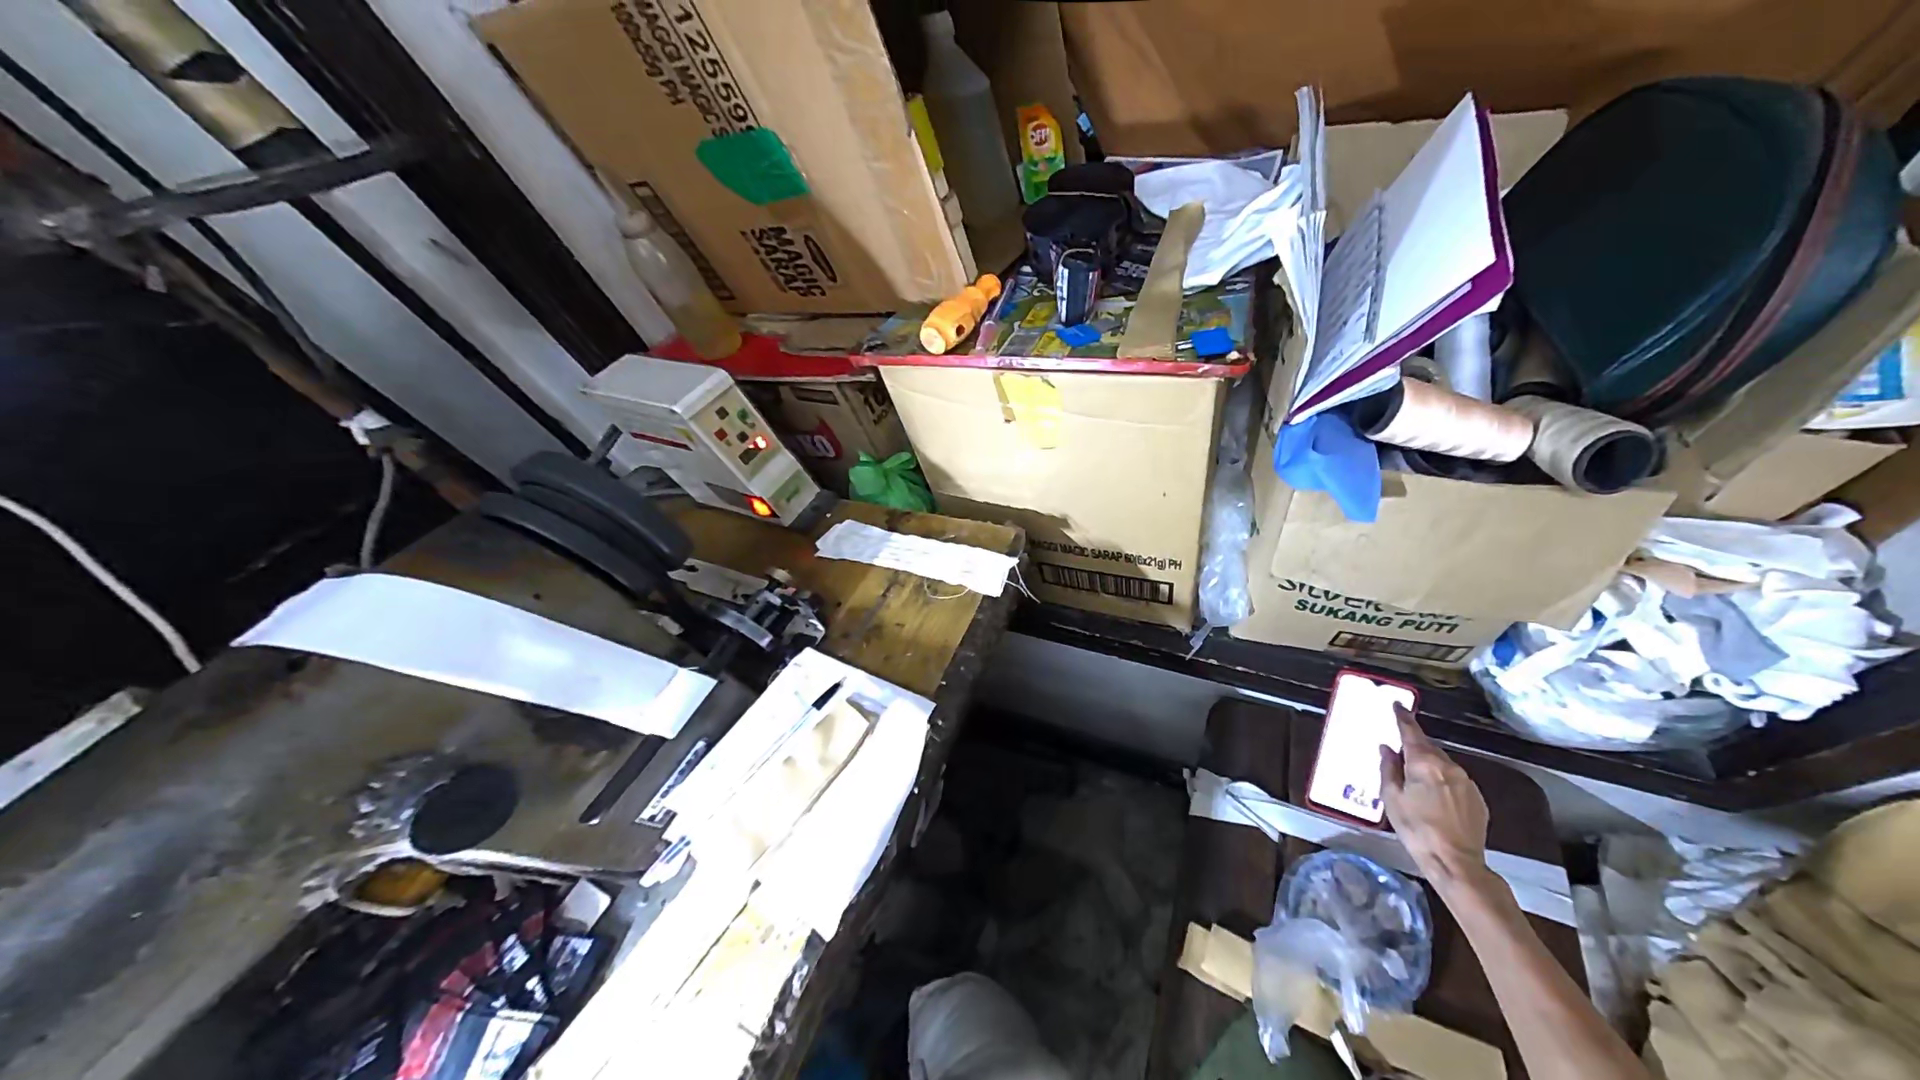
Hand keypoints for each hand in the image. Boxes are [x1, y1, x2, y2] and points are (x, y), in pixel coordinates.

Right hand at [1379, 705, 1488, 885]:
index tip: (1397, 705)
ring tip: (1416, 781)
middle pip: (1428, 748)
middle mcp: (1449, 767)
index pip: (1411, 732)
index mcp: (1424, 763)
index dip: (1402, 717)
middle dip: (1414, 747)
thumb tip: (1387, 748)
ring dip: (1428, 766)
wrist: (1455, 861)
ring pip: (1442, 764)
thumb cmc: (1415, 829)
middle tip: (1400, 753)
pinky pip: (1455, 780)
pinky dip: (1442, 781)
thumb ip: (1388, 768)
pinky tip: (1434, 798)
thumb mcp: (1391, 798)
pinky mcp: (1477, 798)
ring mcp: (1467, 782)